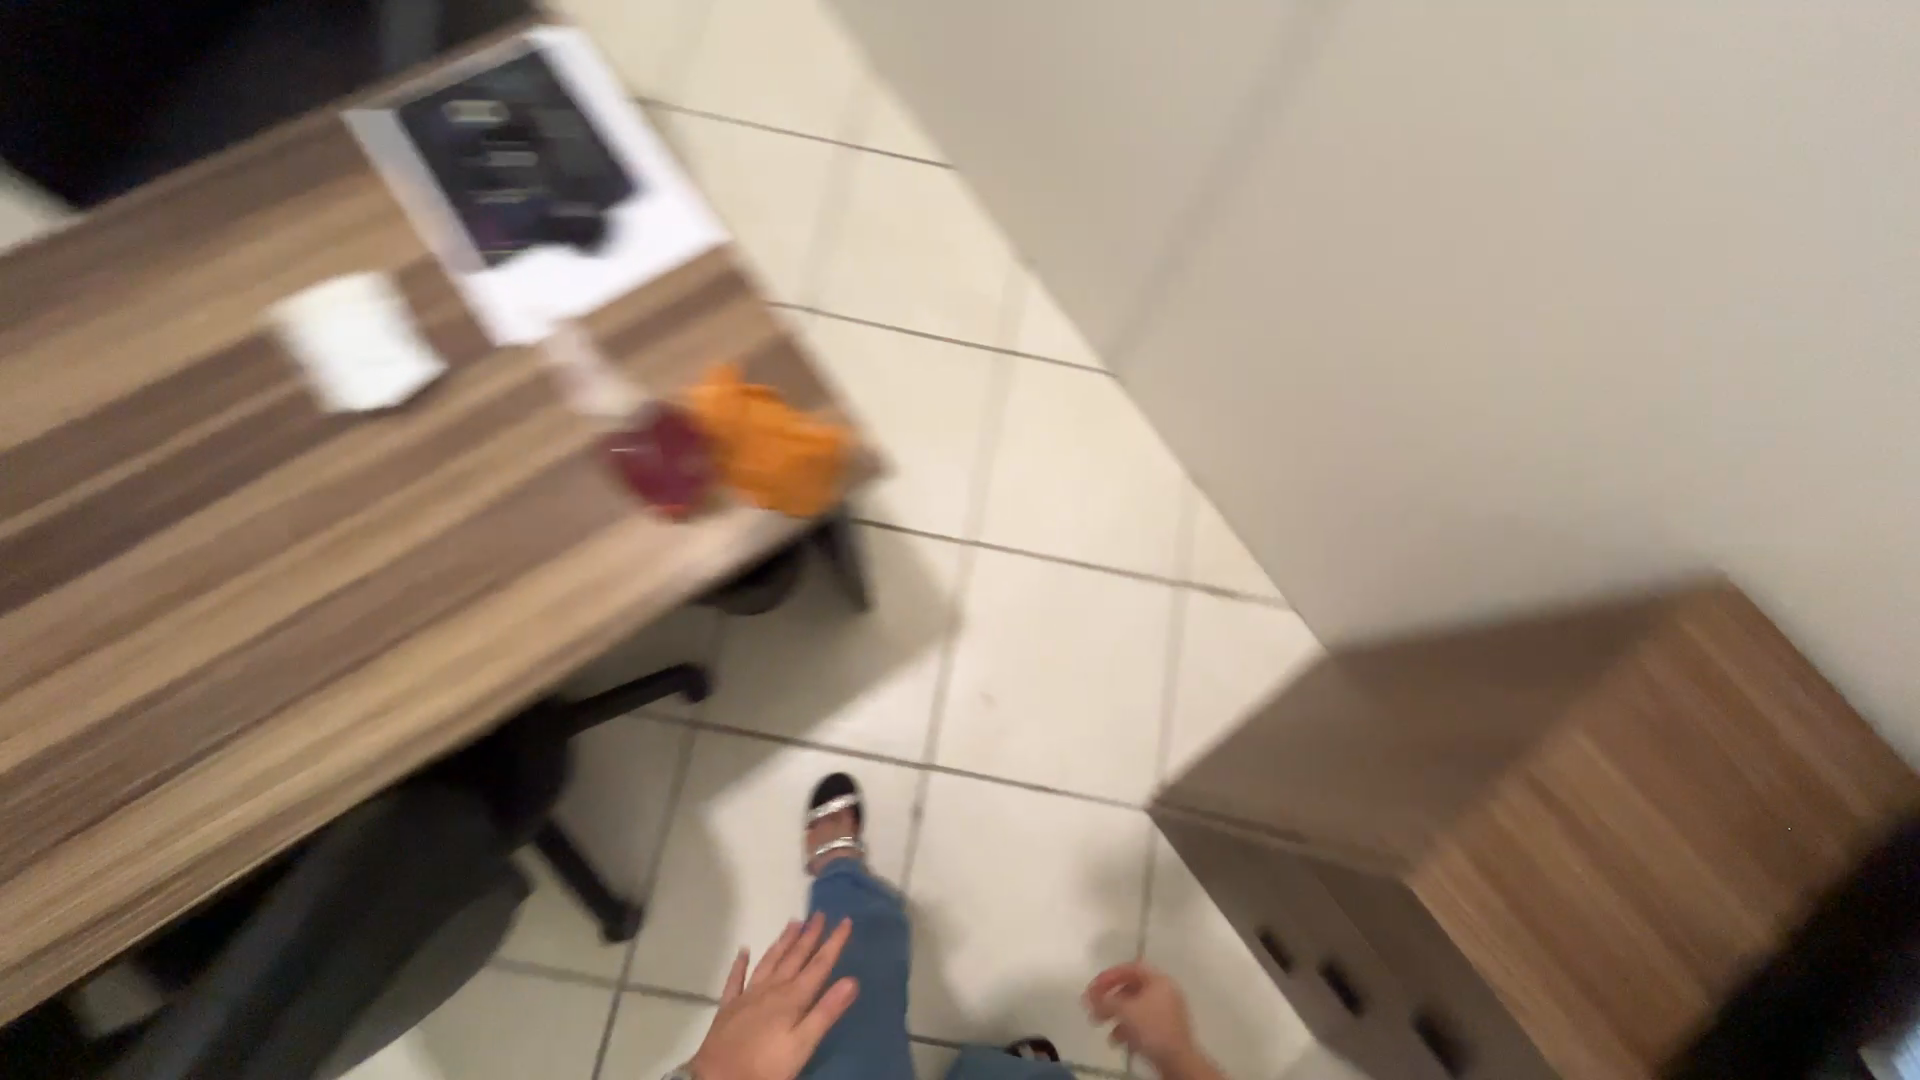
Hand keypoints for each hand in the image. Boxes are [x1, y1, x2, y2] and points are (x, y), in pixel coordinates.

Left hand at [689, 913, 860, 1079]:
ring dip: (783, 942)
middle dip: (809, 935)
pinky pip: (735, 979)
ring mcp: (747, 996)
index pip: (819, 965)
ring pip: (769, 961)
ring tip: (793, 922)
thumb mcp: (802, 1045)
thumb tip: (852, 980)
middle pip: (794, 957)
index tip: (845, 920)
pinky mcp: (728, 1008)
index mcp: (792, 998)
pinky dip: (740, 964)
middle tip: (819, 913)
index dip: (833, 942)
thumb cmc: (765, 1067)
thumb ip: (825, 1012)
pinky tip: (743, 951)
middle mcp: (771, 989)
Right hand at [1083, 962, 1216, 1079]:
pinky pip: (1142, 1023)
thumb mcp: (1125, 1011)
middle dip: (1109, 999)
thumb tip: (1087, 997)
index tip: (1093, 987)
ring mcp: (1166, 1012)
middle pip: (1130, 989)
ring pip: (1134, 1007)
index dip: (1109, 976)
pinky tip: (1117, 1040)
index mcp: (1158, 980)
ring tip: (1101, 1025)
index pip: (1129, 968)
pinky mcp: (1166, 1031)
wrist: (1179, 1062)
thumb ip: (1105, 1001)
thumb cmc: (1153, 1029)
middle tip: (1093, 1008)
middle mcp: (1164, 992)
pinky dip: (1127, 1028)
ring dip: (1115, 1015)